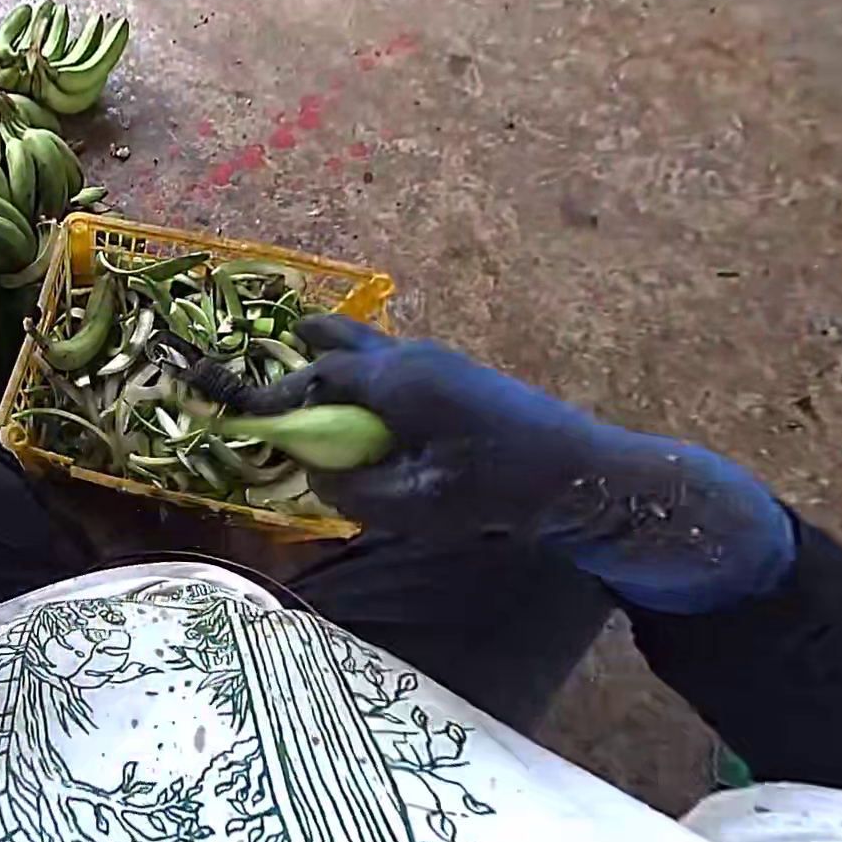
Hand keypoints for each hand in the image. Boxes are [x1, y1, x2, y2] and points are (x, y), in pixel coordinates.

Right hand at [251, 316, 794, 614]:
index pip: (320, 376)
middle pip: (345, 340)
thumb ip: (353, 490)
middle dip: (311, 340)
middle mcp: (411, 357)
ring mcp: (437, 358)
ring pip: (371, 344)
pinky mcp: (454, 369)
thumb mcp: (416, 503)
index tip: (254, 410)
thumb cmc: (497, 489)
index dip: (281, 393)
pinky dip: (366, 363)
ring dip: (340, 350)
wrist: (587, 474)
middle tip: (288, 338)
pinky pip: (392, 357)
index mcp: (398, 381)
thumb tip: (314, 475)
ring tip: (315, 345)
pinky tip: (367, 386)